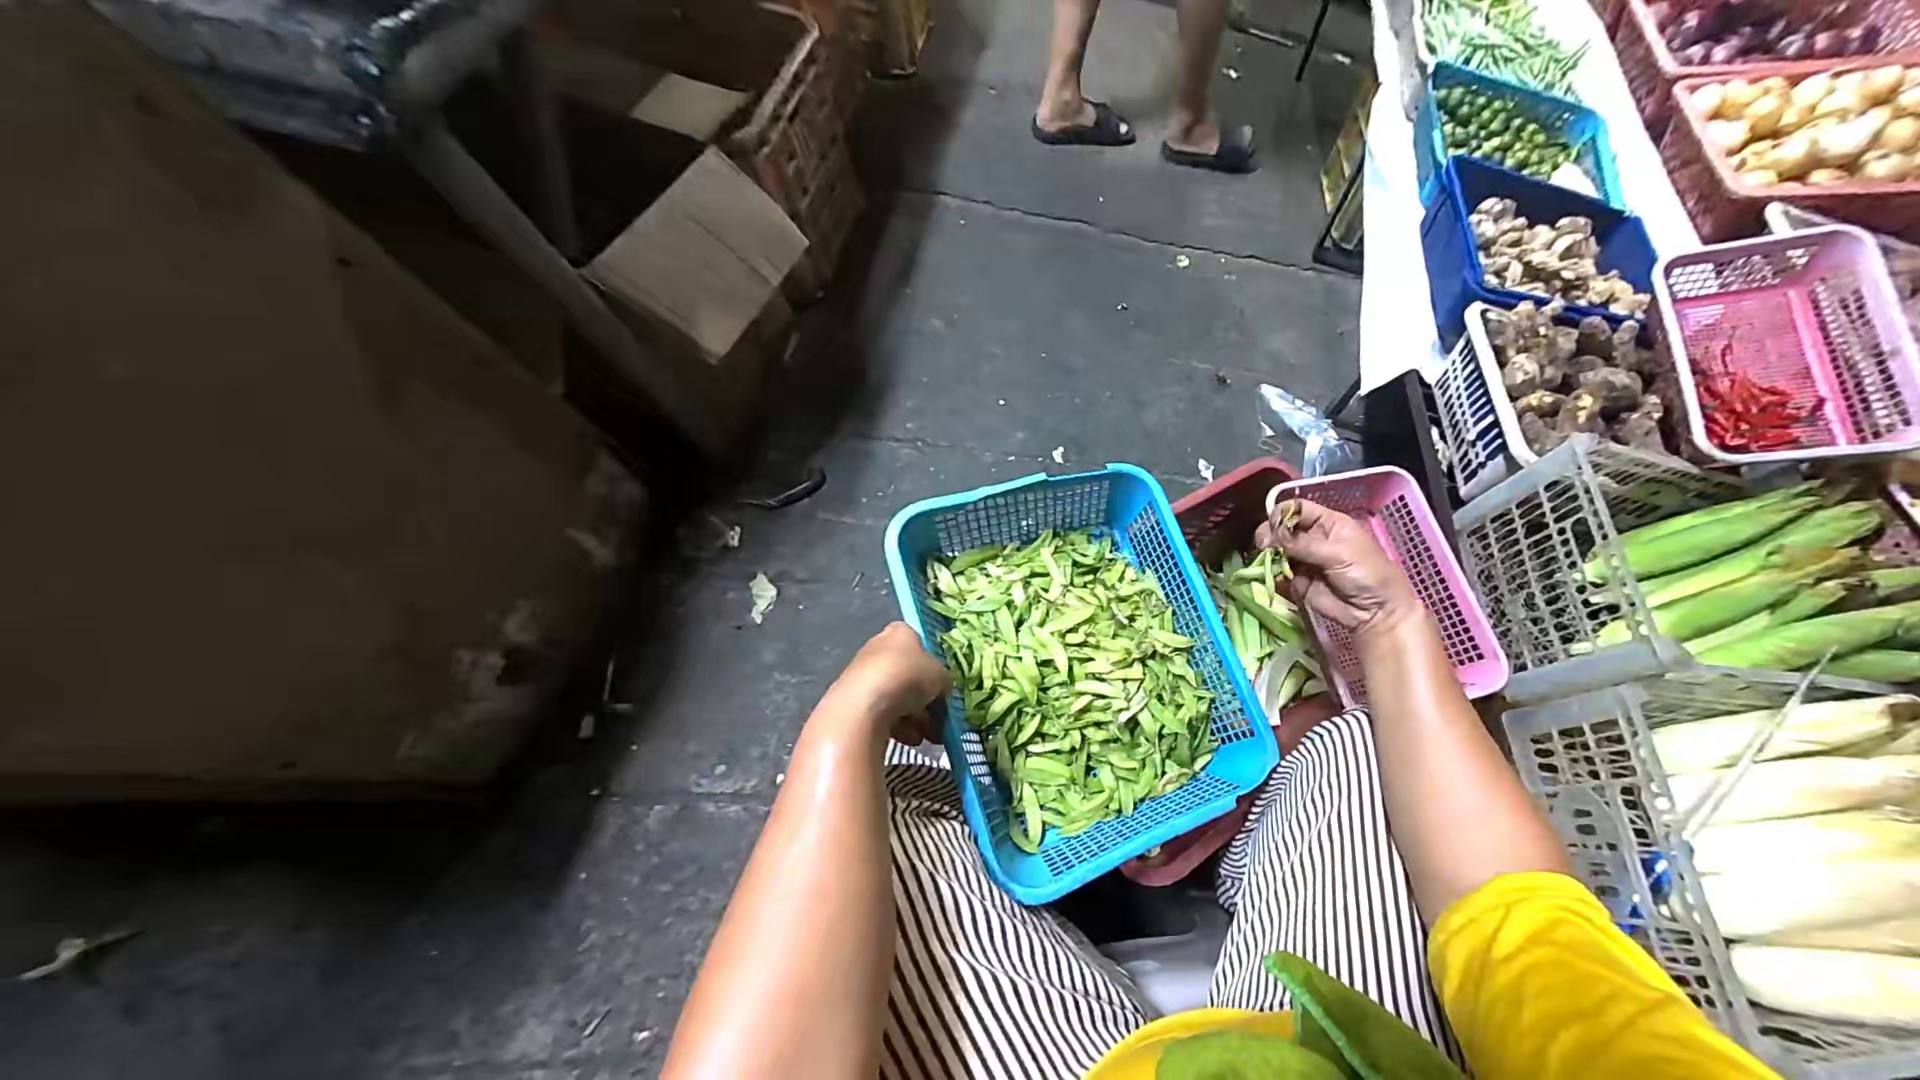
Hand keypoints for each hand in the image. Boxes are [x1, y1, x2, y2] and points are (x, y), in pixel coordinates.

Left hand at [822, 623, 951, 742]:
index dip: (932, 663)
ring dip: (915, 719)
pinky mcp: (852, 701)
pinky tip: (906, 739)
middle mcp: (878, 648)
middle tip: (939, 718)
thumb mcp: (942, 677)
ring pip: (897, 698)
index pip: (919, 643)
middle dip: (925, 700)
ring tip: (926, 735)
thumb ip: (944, 681)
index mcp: (900, 633)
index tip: (941, 684)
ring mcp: (863, 675)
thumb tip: (941, 690)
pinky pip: (882, 714)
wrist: (863, 706)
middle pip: (909, 675)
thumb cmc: (908, 678)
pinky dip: (896, 727)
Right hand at [1255, 496, 1423, 644]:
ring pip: (1274, 548)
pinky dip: (1268, 571)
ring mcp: (1301, 558)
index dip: (1282, 514)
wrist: (1374, 613)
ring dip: (1267, 553)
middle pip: (1280, 527)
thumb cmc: (1367, 575)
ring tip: (1267, 561)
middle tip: (1266, 546)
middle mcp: (1311, 537)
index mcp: (1327, 523)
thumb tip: (1269, 536)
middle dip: (1269, 534)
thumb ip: (1303, 544)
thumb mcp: (1339, 554)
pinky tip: (1270, 574)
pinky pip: (1275, 570)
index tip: (1273, 527)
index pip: (1297, 509)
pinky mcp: (1294, 578)